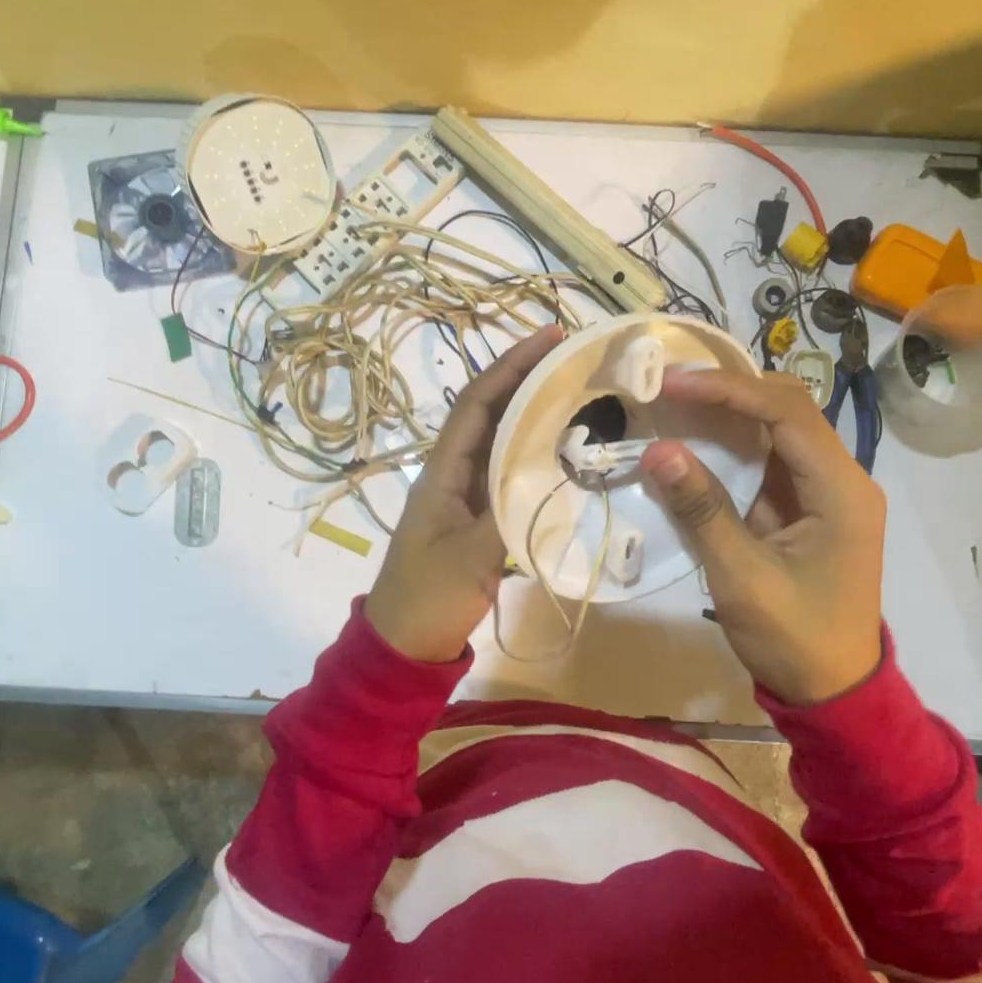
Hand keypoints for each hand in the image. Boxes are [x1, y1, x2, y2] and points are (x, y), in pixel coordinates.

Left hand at [365, 325, 565, 661]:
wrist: (404, 644)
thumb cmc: (427, 598)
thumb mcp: (468, 559)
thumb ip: (509, 516)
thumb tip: (554, 476)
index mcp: (441, 472)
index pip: (477, 403)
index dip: (510, 366)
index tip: (548, 338)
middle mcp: (452, 473)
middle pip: (490, 413)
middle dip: (526, 379)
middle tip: (574, 358)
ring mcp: (465, 496)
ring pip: (500, 441)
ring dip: (532, 413)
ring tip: (577, 391)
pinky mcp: (477, 518)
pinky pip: (508, 473)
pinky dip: (534, 455)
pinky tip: (564, 450)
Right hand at [640, 370, 886, 704]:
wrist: (834, 691)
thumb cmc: (795, 638)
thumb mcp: (743, 578)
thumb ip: (703, 511)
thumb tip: (659, 451)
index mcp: (842, 490)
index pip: (787, 411)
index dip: (728, 389)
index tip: (673, 384)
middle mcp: (842, 479)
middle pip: (788, 409)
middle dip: (728, 392)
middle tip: (668, 388)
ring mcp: (826, 493)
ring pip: (778, 431)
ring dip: (728, 415)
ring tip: (673, 405)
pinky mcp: (806, 510)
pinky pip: (769, 463)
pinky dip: (732, 449)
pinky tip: (694, 444)